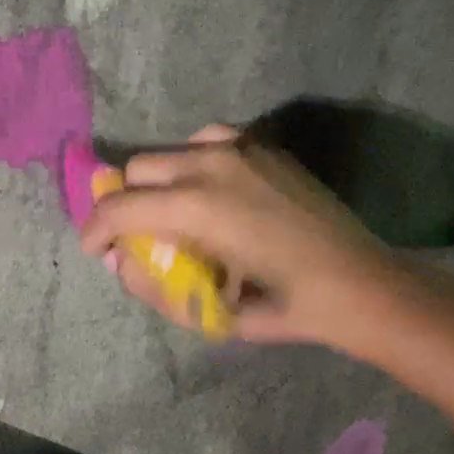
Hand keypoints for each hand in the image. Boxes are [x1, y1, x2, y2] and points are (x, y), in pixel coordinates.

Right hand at [80, 124, 409, 351]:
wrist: (359, 283)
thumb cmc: (283, 307)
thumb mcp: (207, 310)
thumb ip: (151, 284)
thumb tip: (119, 260)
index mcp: (196, 206)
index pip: (118, 206)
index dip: (94, 230)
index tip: (95, 250)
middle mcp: (211, 164)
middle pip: (138, 170)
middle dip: (125, 204)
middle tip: (135, 237)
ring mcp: (241, 149)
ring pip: (169, 152)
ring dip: (159, 183)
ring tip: (173, 215)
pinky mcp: (264, 147)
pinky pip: (207, 143)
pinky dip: (193, 165)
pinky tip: (209, 194)